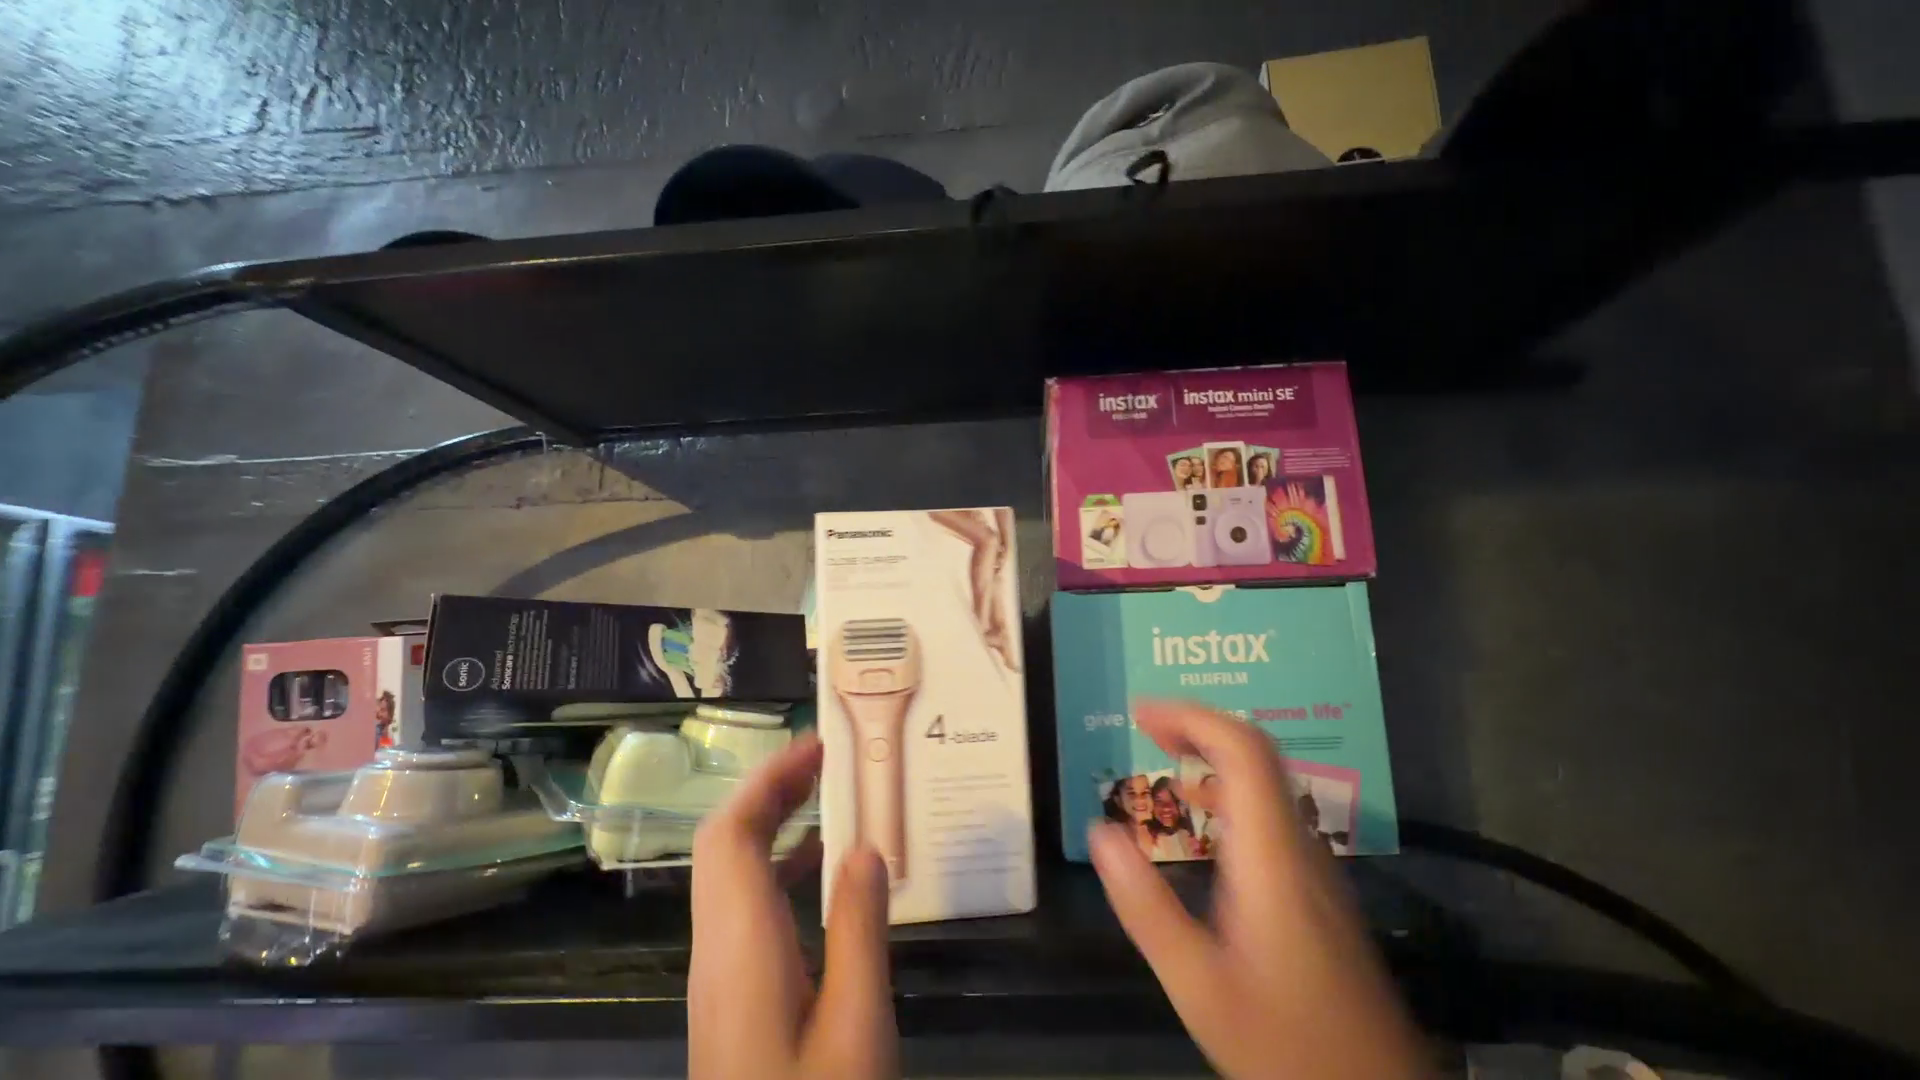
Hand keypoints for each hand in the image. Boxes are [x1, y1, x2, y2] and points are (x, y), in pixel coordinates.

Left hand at [689, 734, 896, 1078]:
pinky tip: (825, 878)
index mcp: (740, 946)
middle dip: (771, 793)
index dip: (767, 780)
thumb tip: (863, 846)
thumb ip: (858, 930)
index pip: (731, 836)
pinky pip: (746, 909)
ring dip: (774, 829)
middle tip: (828, 761)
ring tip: (832, 801)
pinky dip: (780, 873)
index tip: (818, 745)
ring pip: (731, 876)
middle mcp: (716, 950)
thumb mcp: (856, 1026)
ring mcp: (720, 975)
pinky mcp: (733, 997)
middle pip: (724, 847)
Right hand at [1087, 702, 1427, 1078]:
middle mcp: (1301, 848)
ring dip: (1215, 761)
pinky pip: (1273, 818)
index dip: (1193, 717)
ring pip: (1269, 787)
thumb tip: (1100, 832)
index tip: (1140, 714)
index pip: (1244, 752)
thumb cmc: (1282, 1042)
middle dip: (1200, 727)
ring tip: (1162, 766)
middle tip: (1144, 728)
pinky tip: (1201, 830)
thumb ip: (1145, 905)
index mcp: (1272, 858)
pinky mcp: (1319, 893)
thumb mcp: (1195, 982)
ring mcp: (1317, 869)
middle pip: (1260, 756)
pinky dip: (1230, 797)